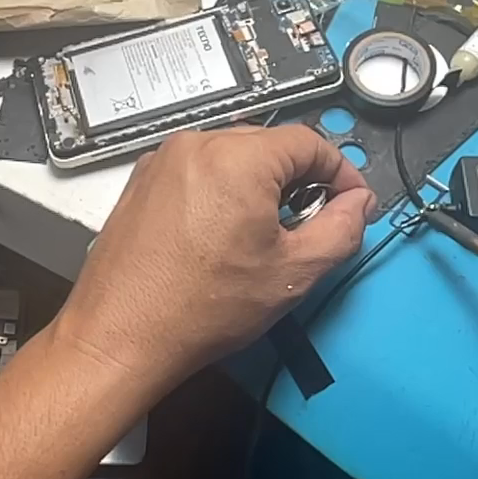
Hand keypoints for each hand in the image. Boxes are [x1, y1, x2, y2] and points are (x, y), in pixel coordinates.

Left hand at [51, 125, 376, 390]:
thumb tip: (357, 204)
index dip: (340, 172)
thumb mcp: (291, 274)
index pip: (309, 142)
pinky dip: (222, 189)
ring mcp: (164, 160)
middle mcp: (196, 145)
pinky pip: (199, 169)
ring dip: (260, 185)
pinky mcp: (144, 179)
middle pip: (269, 145)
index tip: (350, 200)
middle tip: (310, 223)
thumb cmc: (196, 309)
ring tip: (262, 235)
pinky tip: (222, 234)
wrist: (120, 335)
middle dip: (299, 180)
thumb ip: (341, 230)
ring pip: (233, 155)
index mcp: (237, 158)